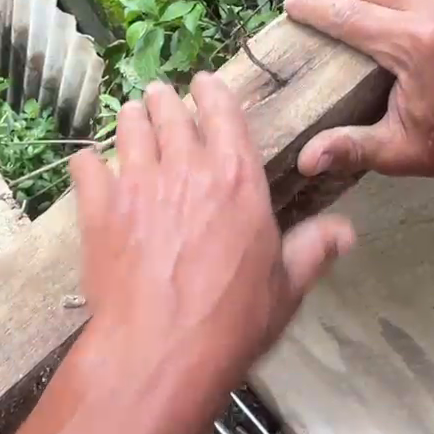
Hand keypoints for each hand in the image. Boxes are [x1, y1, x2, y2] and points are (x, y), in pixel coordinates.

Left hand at [68, 75, 354, 400]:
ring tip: (131, 115)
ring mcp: (137, 183)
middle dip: (165, 99)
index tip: (203, 82)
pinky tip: (90, 163)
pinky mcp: (98, 209)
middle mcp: (186, 167)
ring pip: (129, 128)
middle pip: (170, 112)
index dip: (212, 91)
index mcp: (236, 177)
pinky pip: (86, 165)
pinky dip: (88, 160)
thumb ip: (313, 250)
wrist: (160, 350)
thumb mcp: (286, 288)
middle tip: (159, 96)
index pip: (223, 111)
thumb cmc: (232, 321)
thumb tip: (347, 231)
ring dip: (131, 117)